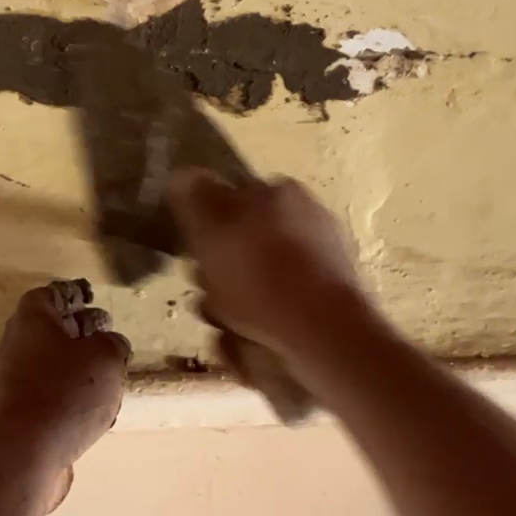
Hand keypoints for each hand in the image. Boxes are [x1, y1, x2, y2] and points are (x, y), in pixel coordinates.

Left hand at [0, 280, 130, 509]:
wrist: (21, 454)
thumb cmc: (64, 393)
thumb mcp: (104, 359)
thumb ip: (112, 345)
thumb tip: (111, 345)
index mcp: (33, 322)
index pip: (50, 295)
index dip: (71, 293)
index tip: (89, 295)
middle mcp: (18, 349)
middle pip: (51, 332)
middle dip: (81, 331)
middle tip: (107, 332)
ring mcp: (17, 387)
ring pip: (54, 368)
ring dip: (81, 370)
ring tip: (110, 377)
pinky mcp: (22, 420)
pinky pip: (53, 401)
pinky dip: (73, 402)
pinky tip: (96, 415)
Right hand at [168, 171, 368, 367]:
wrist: (323, 332)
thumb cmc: (259, 279)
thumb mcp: (211, 231)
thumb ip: (194, 198)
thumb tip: (183, 173)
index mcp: (280, 191)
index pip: (232, 199)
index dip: (207, 229)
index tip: (195, 257)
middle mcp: (309, 216)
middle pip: (247, 243)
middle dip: (223, 270)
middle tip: (209, 295)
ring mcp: (327, 257)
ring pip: (264, 278)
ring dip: (239, 301)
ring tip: (228, 326)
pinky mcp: (333, 297)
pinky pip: (283, 308)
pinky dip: (264, 322)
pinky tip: (252, 341)